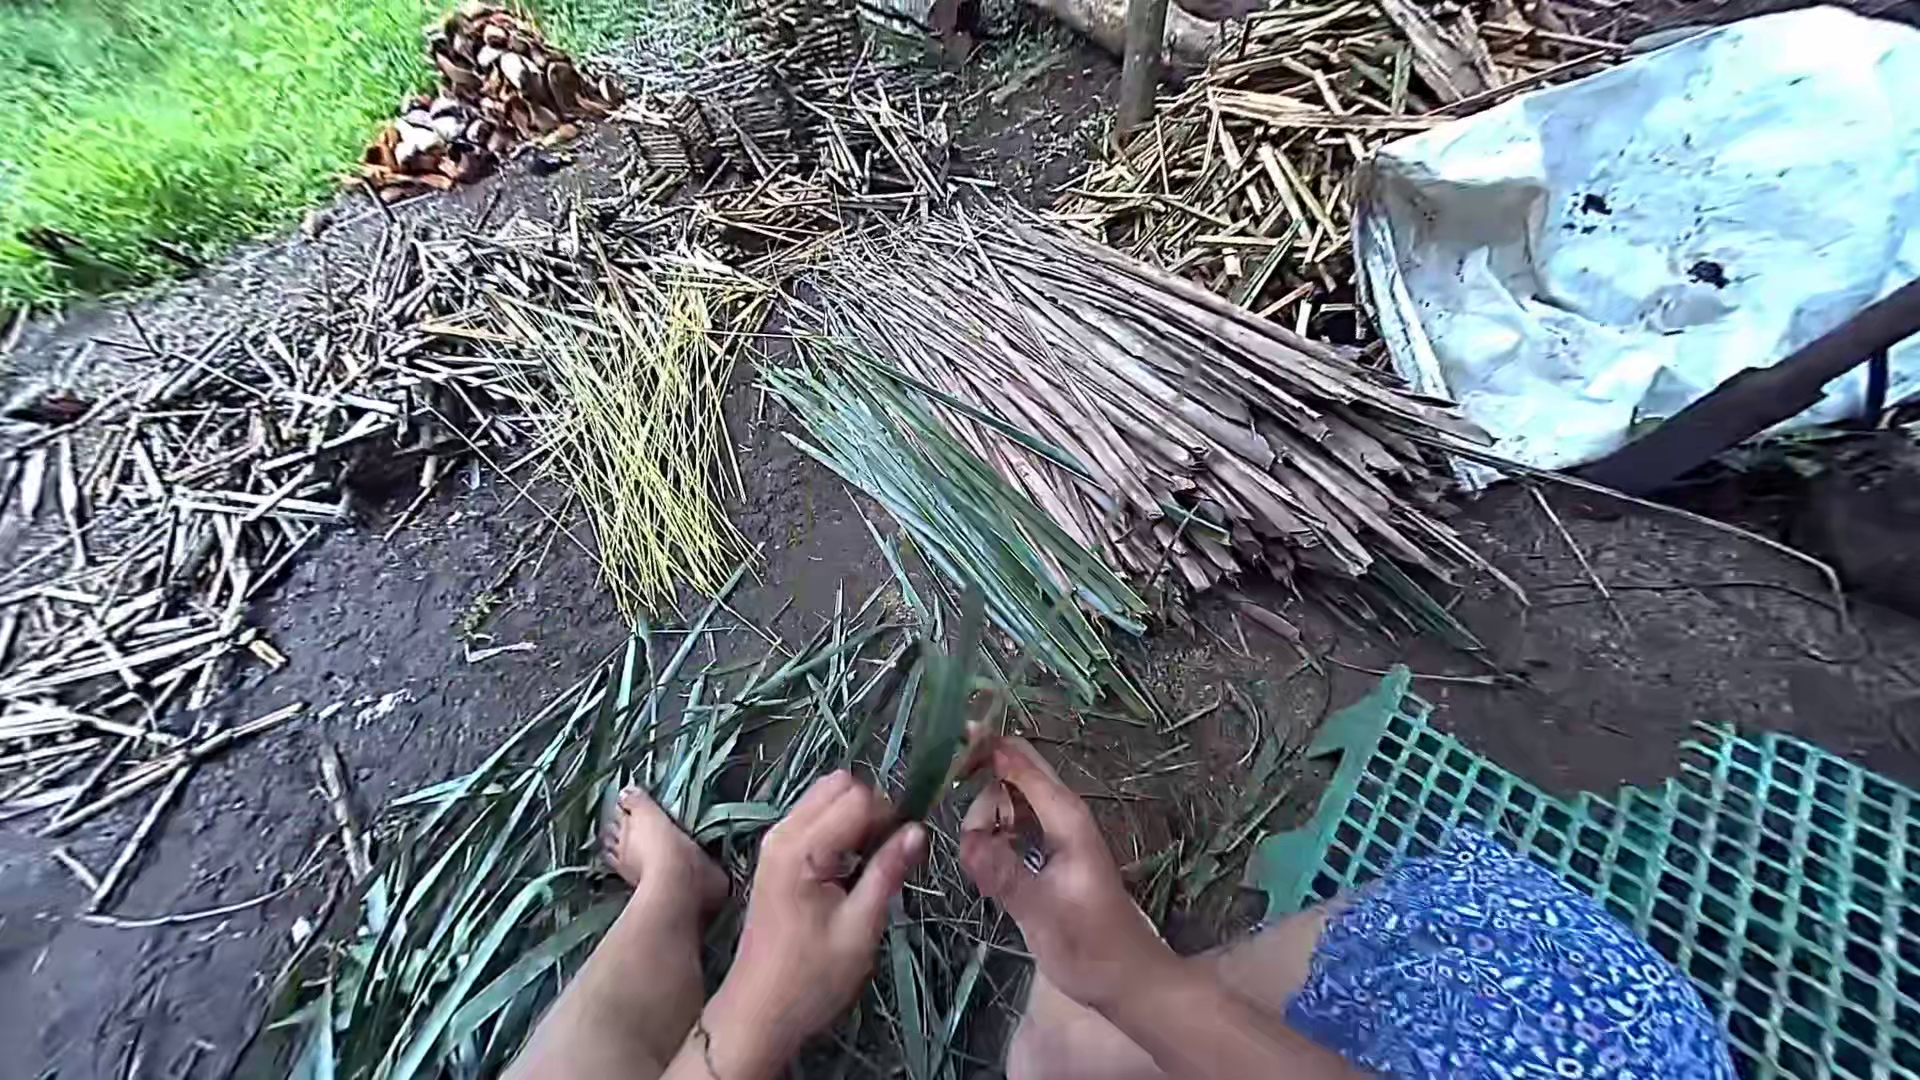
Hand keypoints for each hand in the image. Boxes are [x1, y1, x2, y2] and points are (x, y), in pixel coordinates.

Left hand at [713, 770, 927, 1052]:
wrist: (757, 1015)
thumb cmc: (810, 979)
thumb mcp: (860, 930)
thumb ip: (888, 871)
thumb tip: (919, 829)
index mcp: (802, 849)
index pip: (859, 797)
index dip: (887, 818)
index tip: (898, 853)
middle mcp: (785, 830)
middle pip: (842, 783)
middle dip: (872, 809)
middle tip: (881, 855)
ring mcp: (778, 835)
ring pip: (829, 791)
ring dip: (856, 813)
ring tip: (863, 860)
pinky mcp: (778, 846)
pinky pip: (817, 809)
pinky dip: (840, 822)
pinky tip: (845, 862)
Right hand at [958, 736, 1174, 1009]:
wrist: (1126, 977)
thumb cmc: (1091, 946)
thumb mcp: (1044, 914)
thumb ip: (1005, 874)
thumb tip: (966, 841)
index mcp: (1063, 814)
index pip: (1018, 759)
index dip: (983, 746)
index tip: (946, 751)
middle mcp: (1059, 809)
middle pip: (1010, 767)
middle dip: (979, 781)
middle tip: (963, 828)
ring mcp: (1054, 825)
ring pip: (1007, 794)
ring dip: (985, 815)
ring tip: (979, 859)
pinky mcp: (1047, 843)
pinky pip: (1011, 819)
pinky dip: (993, 830)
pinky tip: (987, 861)